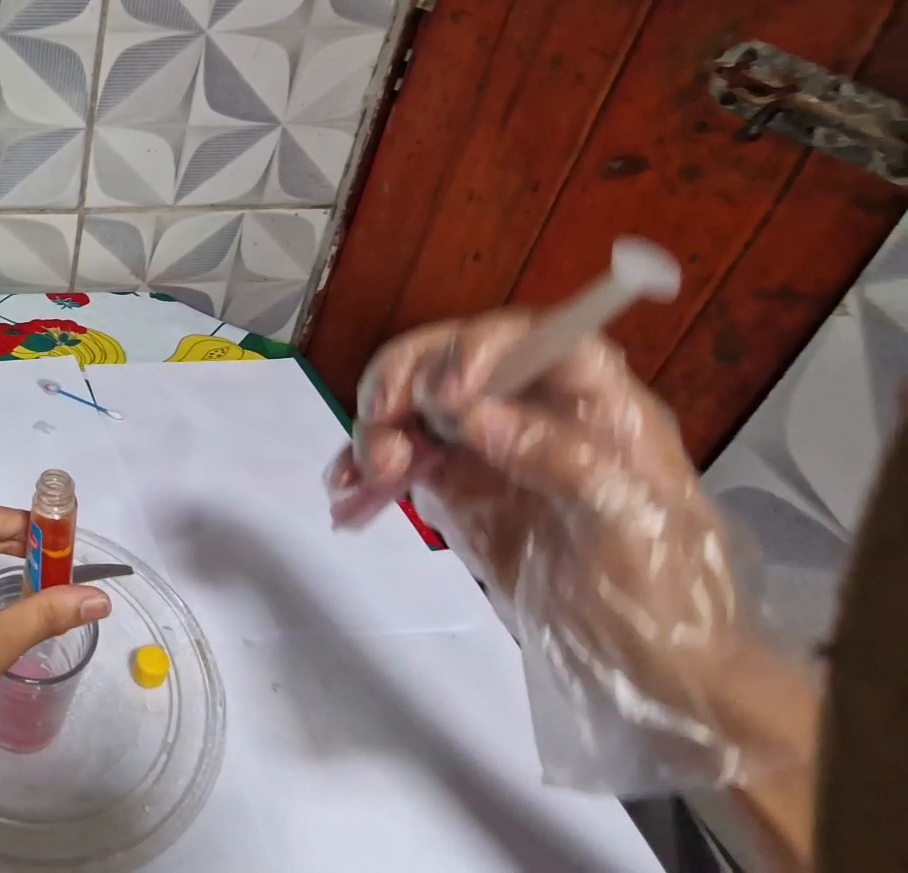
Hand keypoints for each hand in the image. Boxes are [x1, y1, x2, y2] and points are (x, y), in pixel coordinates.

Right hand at [325, 312, 781, 789]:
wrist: (646, 670)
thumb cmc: (663, 599)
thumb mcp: (632, 529)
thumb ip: (562, 460)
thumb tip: (474, 415)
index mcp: (595, 407)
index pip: (534, 339)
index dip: (479, 348)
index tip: (442, 396)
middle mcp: (531, 411)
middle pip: (452, 360)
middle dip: (403, 380)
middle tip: (379, 420)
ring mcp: (484, 446)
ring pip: (411, 404)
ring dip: (376, 428)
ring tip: (370, 476)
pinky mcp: (451, 484)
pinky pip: (395, 455)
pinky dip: (361, 467)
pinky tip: (346, 491)